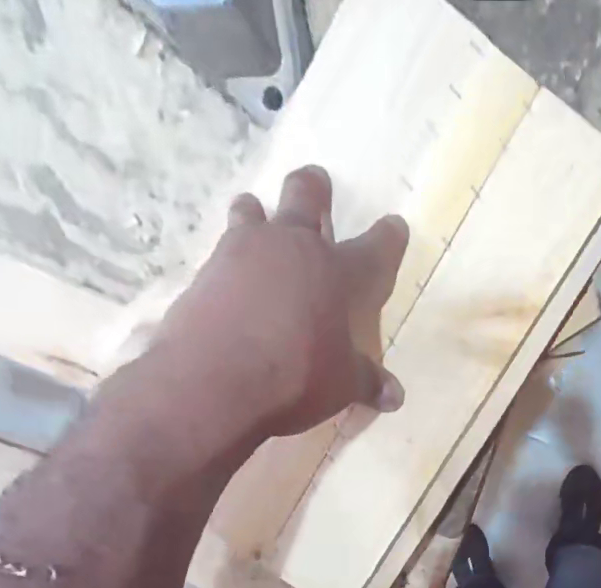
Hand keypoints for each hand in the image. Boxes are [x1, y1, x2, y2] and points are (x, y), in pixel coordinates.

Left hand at [138, 166, 409, 444]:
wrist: (212, 382)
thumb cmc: (298, 377)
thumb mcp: (344, 385)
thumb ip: (368, 381)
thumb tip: (394, 397)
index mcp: (339, 274)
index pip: (375, 249)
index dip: (389, 237)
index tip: (395, 224)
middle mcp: (294, 251)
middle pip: (305, 201)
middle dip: (314, 189)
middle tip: (316, 178)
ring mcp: (243, 254)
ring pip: (253, 214)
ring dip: (259, 210)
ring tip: (255, 206)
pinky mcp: (206, 272)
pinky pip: (224, 250)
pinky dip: (232, 254)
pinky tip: (232, 268)